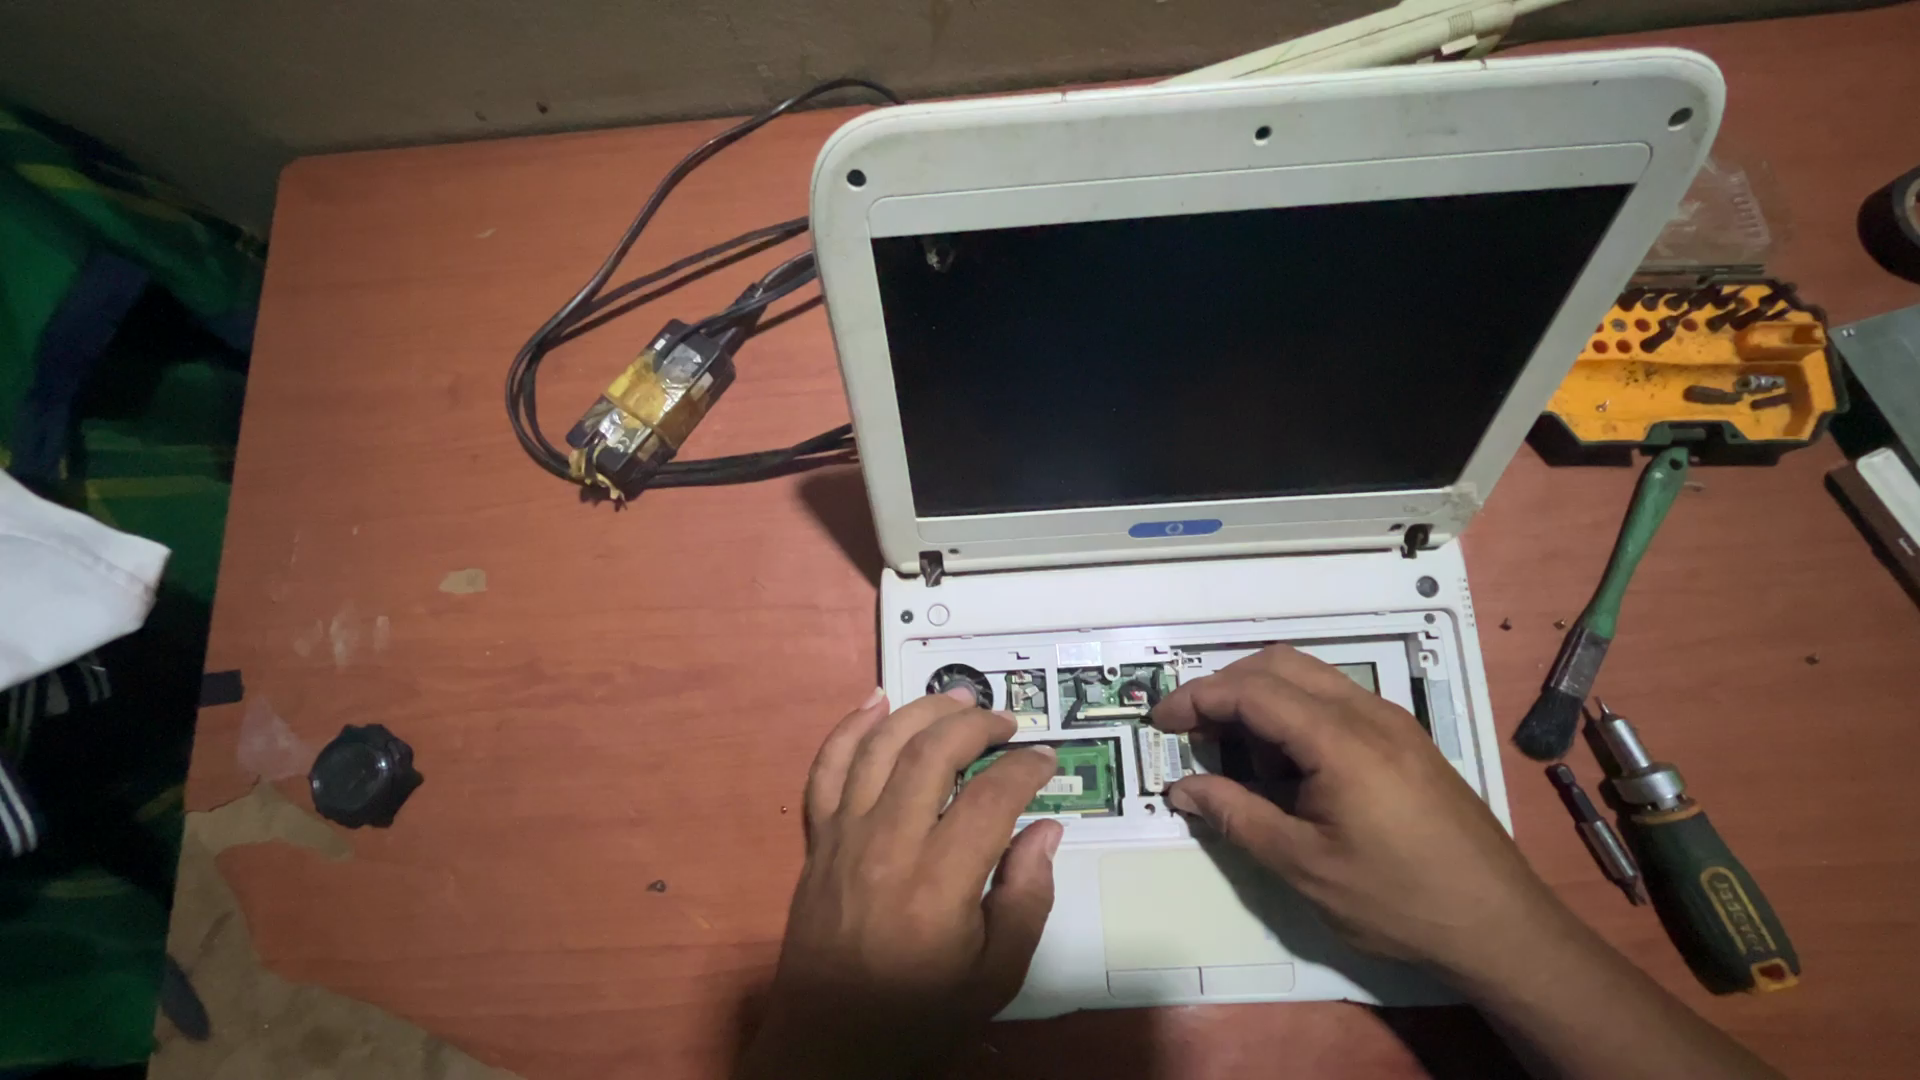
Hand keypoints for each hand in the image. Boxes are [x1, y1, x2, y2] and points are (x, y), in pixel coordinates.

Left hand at [737, 688, 1064, 1079]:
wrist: (828, 1048)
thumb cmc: (919, 1015)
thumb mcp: (995, 976)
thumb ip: (1026, 897)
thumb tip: (1044, 829)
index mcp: (937, 883)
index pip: (990, 798)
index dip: (1025, 768)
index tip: (1045, 760)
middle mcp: (887, 844)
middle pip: (932, 753)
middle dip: (976, 724)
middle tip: (1006, 724)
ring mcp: (843, 835)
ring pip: (880, 746)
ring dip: (921, 711)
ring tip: (957, 698)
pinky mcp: (818, 838)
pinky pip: (826, 767)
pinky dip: (849, 727)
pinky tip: (875, 701)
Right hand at [1154, 645, 1570, 980]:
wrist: (1505, 929)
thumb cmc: (1398, 901)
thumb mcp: (1303, 867)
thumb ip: (1235, 817)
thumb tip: (1181, 788)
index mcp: (1341, 741)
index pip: (1252, 691)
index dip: (1198, 698)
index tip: (1162, 722)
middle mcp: (1368, 713)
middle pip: (1278, 665)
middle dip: (1225, 687)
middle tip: (1194, 730)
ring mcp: (1392, 721)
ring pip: (1307, 676)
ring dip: (1259, 697)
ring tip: (1237, 752)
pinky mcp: (1405, 738)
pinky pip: (1333, 699)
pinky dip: (1292, 712)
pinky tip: (1287, 764)